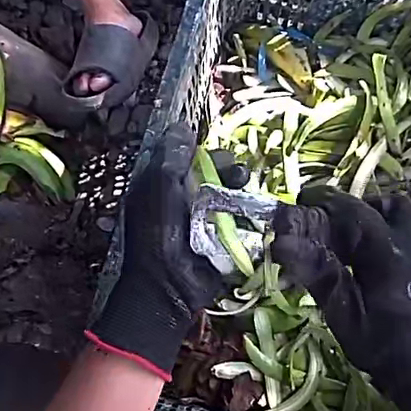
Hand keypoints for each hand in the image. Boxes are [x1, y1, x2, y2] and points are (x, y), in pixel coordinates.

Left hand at [85, 122, 221, 378]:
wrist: (169, 284)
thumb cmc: (158, 232)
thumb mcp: (159, 186)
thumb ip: (172, 157)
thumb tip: (182, 126)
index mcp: (163, 187)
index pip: (188, 160)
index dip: (203, 152)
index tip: (217, 151)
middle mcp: (184, 200)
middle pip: (212, 175)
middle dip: (226, 168)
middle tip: (237, 171)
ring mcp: (204, 221)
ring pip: (228, 194)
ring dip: (238, 187)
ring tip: (245, 185)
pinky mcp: (222, 240)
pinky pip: (238, 219)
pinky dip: (246, 212)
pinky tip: (252, 208)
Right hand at [271, 188, 410, 410]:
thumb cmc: (378, 341)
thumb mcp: (340, 308)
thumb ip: (316, 270)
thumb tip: (281, 242)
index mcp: (385, 250)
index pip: (354, 210)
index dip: (328, 201)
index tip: (306, 200)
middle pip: (392, 204)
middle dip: (366, 206)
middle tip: (344, 221)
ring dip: (394, 216)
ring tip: (374, 232)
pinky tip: (404, 251)